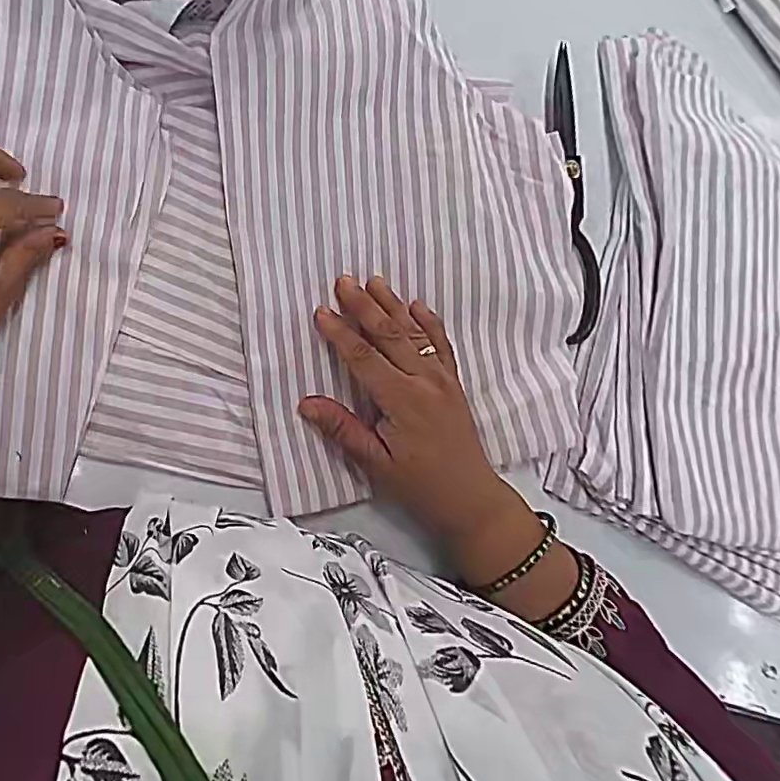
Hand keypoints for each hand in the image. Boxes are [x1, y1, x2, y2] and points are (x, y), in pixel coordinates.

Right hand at [299, 275, 526, 547]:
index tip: (322, 311)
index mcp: (402, 401)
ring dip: (392, 305)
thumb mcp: (376, 465)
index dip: (340, 333)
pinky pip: (440, 344)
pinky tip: (417, 305)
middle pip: (389, 335)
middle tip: (344, 281)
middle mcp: (424, 382)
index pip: (363, 358)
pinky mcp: (453, 383)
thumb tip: (307, 404)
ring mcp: (442, 380)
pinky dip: (429, 322)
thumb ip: (343, 430)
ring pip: (414, 333)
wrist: (471, 499)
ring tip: (374, 281)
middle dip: (364, 306)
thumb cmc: (421, 486)